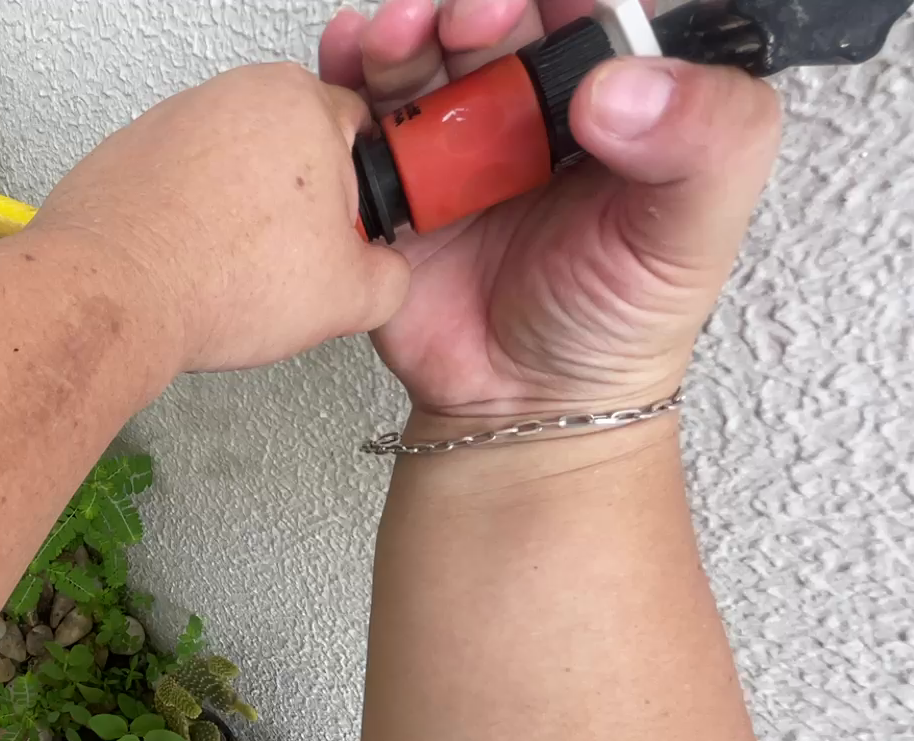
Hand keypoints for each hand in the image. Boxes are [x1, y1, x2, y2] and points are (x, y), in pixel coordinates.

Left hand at [28, 62, 409, 373]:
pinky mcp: (114, 161)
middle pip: (280, 153)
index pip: (353, 139)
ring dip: (223, 216)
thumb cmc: (211, 283)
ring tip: (212, 271)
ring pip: (217, 173)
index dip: (351, 200)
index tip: (332, 239)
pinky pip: (163, 192)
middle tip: (269, 264)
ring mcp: (161, 126)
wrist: (109, 301)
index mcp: (296, 103)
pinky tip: (171, 266)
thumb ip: (387, 277)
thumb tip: (380, 277)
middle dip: (283, 208)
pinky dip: (171, 223)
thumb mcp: (344, 297)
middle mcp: (224, 97)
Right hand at [319, 0, 781, 423]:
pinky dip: (342, 101)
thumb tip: (611, 86)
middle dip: (458, 10)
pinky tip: (339, 66)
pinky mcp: (386, 209)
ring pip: (412, 79)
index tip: (526, 4)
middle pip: (480, 34)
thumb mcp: (696, 225)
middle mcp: (516, 122)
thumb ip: (702, 138)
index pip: (579, 14)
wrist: (520, 399)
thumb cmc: (615, 316)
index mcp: (601, 103)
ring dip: (393, 45)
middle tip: (454, 24)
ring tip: (386, 38)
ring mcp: (444, 165)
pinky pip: (358, 150)